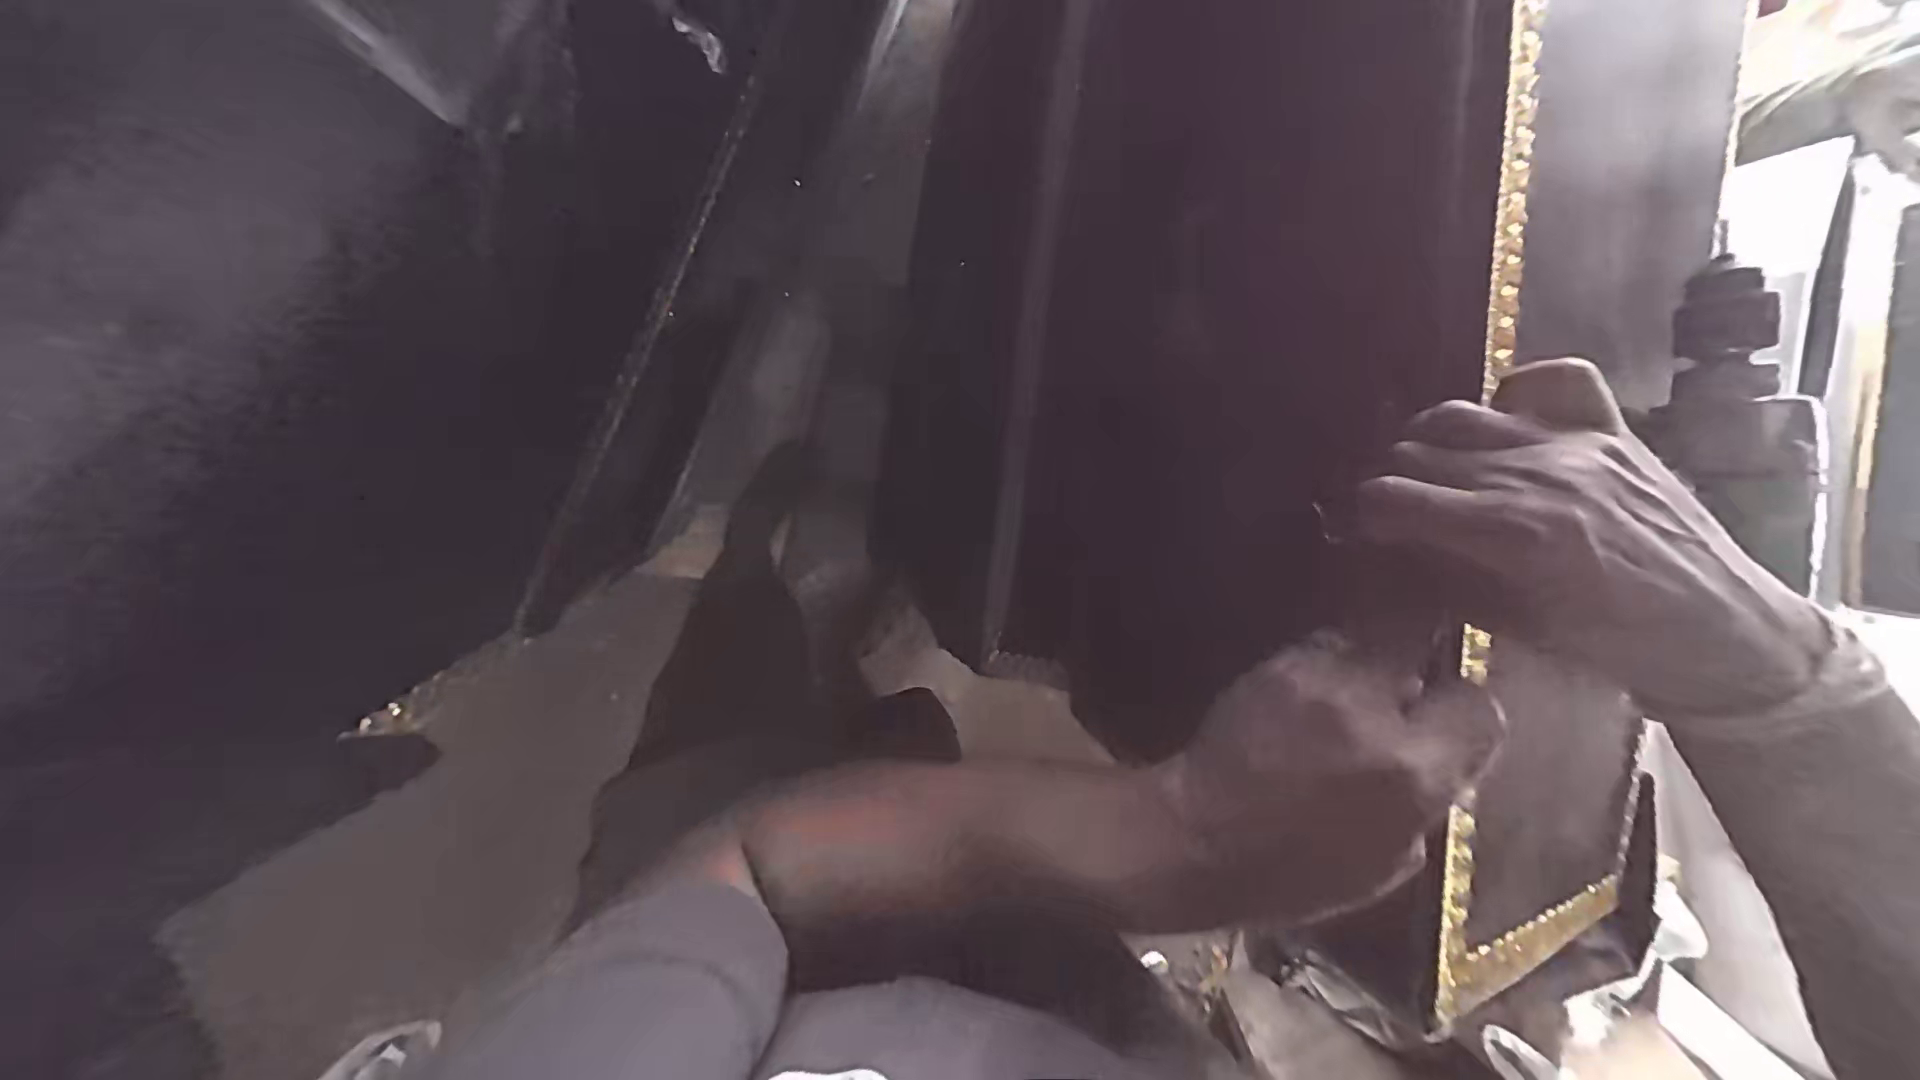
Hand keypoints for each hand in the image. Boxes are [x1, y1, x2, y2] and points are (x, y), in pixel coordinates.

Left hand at [1157, 631, 1503, 925]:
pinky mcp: (1268, 668)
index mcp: (1411, 770)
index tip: (1450, 729)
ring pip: (1365, 644)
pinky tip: (1309, 697)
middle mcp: (1367, 711)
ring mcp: (1311, 681)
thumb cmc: (1298, 870)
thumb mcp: (1390, 858)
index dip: (1465, 718)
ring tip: (1350, 699)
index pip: (1477, 708)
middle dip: (1416, 680)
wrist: (1200, 833)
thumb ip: (1427, 797)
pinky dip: (1323, 668)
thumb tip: (1444, 760)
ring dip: (1367, 668)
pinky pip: (1316, 650)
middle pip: (1419, 656)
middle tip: (1400, 706)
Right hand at [1355, 357, 1829, 718]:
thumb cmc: (1599, 640)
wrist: (1721, 631)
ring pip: (1457, 415)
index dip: (1355, 512)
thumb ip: (1430, 570)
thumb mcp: (1496, 620)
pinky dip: (1513, 392)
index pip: (1388, 496)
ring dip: (1422, 440)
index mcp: (1504, 532)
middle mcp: (1532, 475)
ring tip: (1424, 468)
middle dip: (1379, 480)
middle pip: (1410, 452)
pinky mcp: (1610, 433)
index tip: (1352, 529)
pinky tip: (1498, 423)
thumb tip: (1376, 539)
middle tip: (1379, 507)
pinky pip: (1554, 380)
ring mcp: (1573, 446)